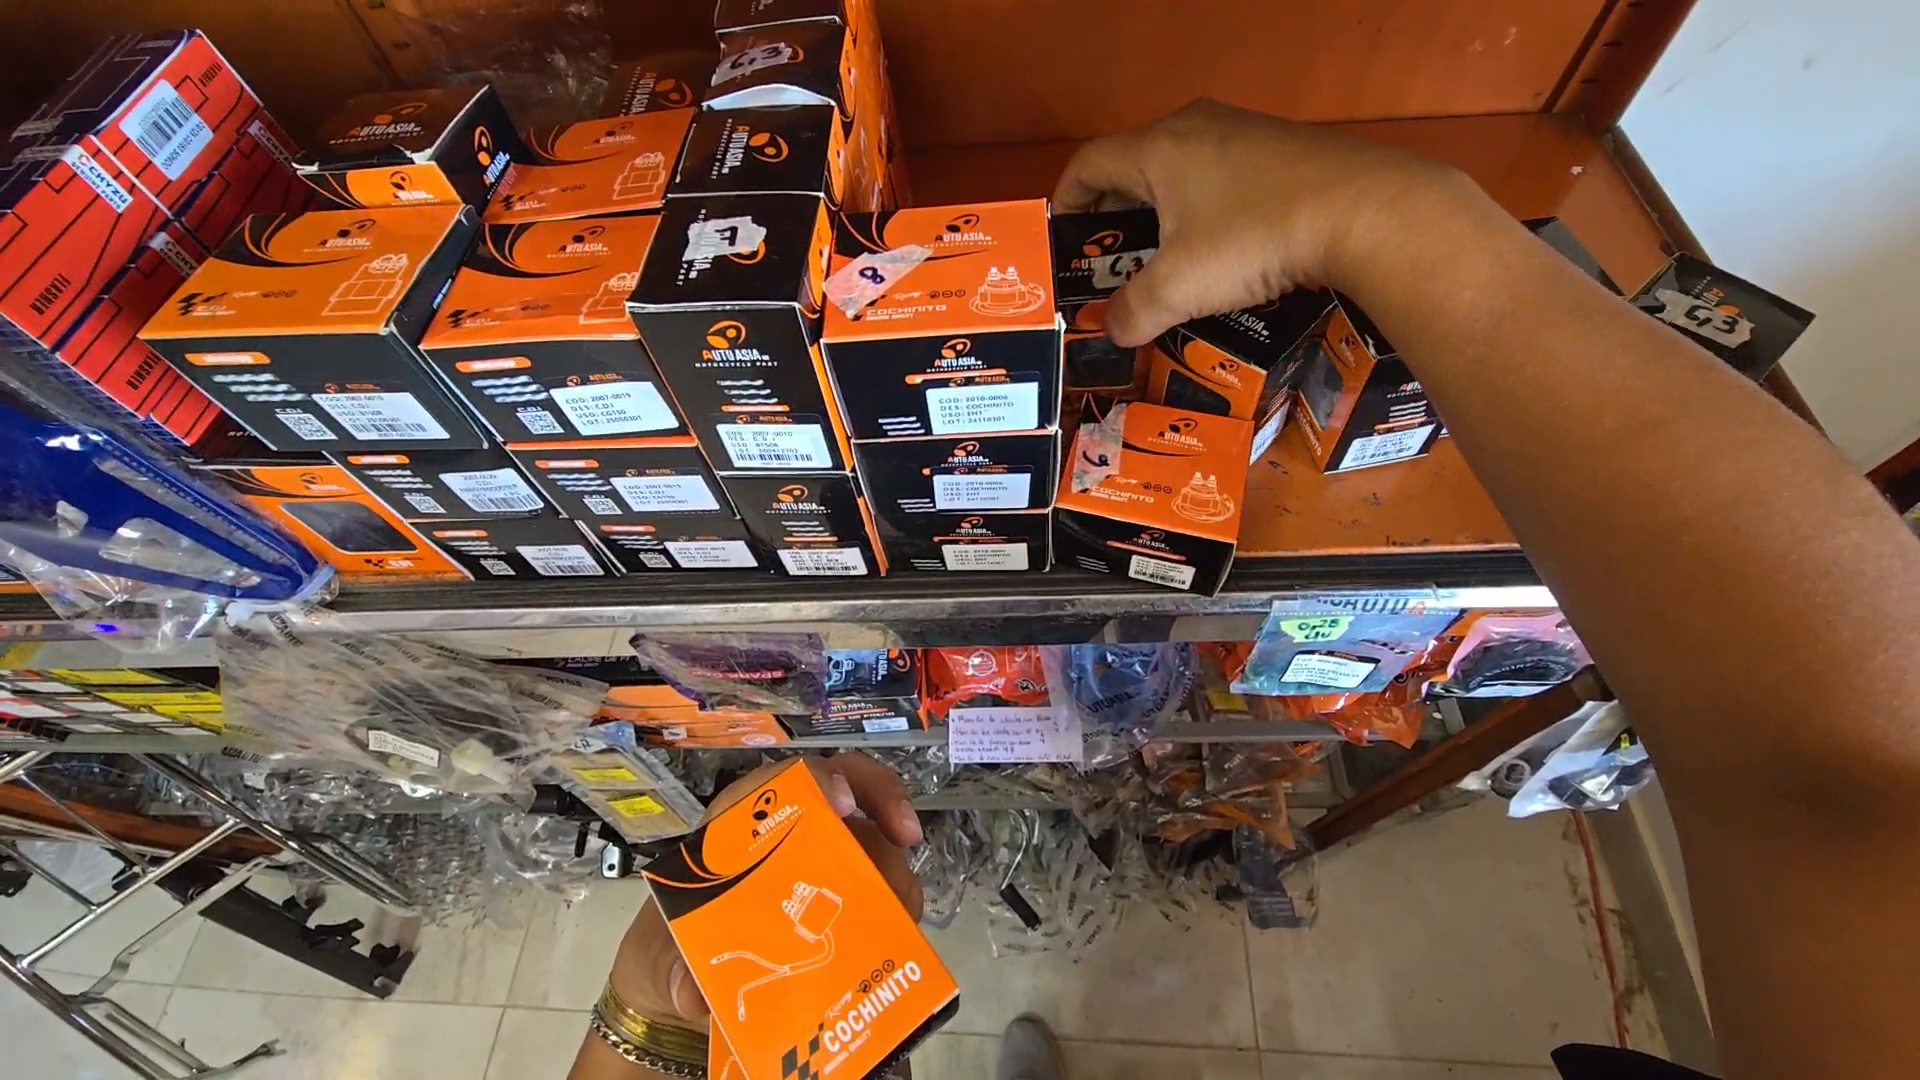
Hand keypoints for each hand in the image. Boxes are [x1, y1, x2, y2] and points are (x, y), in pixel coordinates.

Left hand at [606, 754, 923, 1025]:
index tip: (841, 804)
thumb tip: (696, 991)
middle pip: (846, 783)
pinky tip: (901, 924)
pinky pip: (883, 877)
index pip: (783, 778)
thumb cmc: (674, 942)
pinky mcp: (847, 885)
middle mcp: (792, 824)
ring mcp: (824, 851)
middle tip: (906, 833)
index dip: (817, 779)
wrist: (688, 975)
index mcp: (742, 821)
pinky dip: (899, 896)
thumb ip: (675, 969)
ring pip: (873, 834)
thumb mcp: (663, 954)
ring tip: (903, 908)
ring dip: (894, 864)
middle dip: (882, 797)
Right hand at [1052, 99, 1474, 346]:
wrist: (1364, 212)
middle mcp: (1194, 127)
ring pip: (1176, 174)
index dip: (1066, 202)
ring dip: (1157, 217)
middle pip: (1131, 168)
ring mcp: (1241, 133)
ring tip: (1158, 264)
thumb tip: (1113, 332)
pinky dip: (1198, 213)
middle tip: (1107, 264)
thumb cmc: (1252, 239)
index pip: (1089, 164)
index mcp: (1158, 148)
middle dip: (1112, 217)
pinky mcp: (1279, 150)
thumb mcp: (1179, 287)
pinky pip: (1217, 178)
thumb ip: (1134, 313)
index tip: (1061, 241)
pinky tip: (1214, 252)